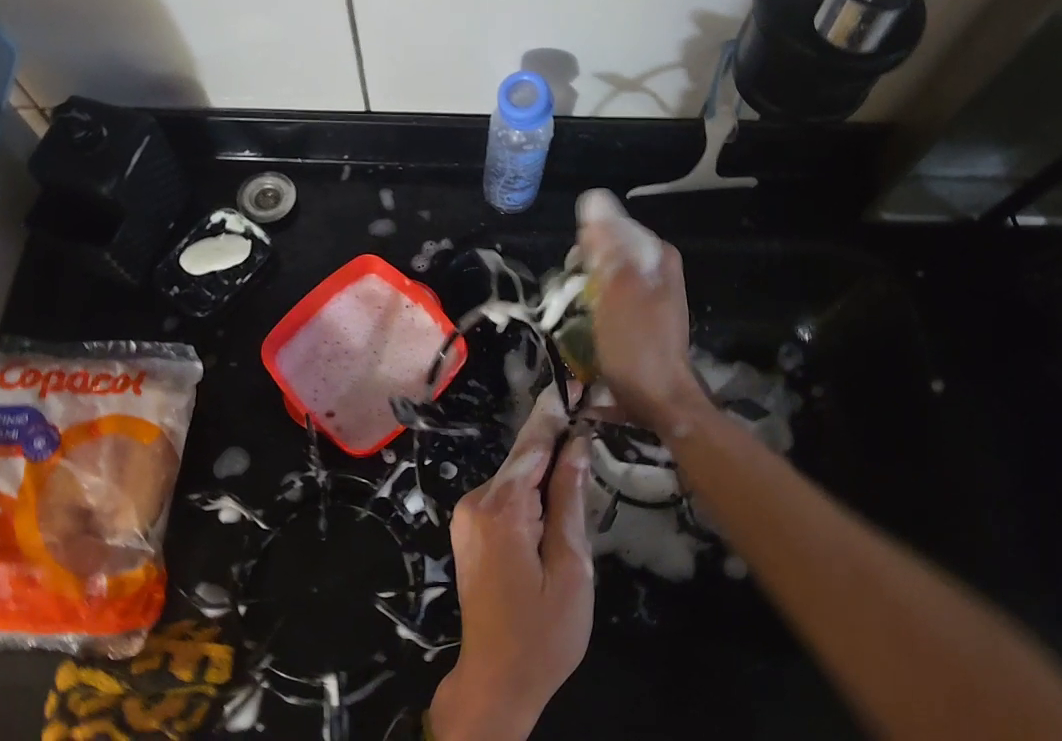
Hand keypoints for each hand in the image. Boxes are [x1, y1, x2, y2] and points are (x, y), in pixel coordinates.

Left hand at [430, 386, 593, 740]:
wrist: (496, 679)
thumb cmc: (544, 633)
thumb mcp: (571, 567)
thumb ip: (570, 501)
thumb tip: (576, 446)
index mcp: (501, 509)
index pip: (534, 445)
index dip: (558, 411)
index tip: (580, 381)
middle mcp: (476, 502)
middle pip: (524, 457)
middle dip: (558, 439)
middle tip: (593, 415)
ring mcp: (468, 516)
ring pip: (516, 476)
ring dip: (548, 467)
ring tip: (584, 454)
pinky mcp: (470, 529)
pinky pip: (507, 495)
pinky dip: (533, 489)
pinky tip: (559, 492)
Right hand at [574, 189, 709, 436]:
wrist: (661, 401)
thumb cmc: (636, 347)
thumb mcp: (617, 291)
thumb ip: (608, 246)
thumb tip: (594, 201)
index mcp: (658, 256)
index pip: (614, 227)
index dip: (589, 244)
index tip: (574, 269)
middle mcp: (661, 269)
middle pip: (612, 251)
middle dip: (589, 266)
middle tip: (574, 292)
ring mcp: (656, 295)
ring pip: (611, 274)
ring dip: (592, 287)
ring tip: (581, 310)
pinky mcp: (647, 318)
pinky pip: (615, 297)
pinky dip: (600, 305)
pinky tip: (593, 323)